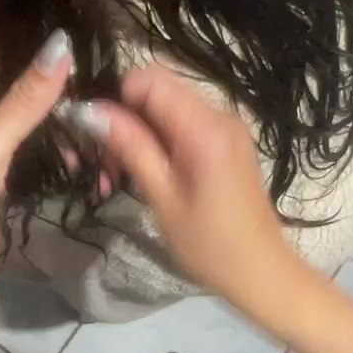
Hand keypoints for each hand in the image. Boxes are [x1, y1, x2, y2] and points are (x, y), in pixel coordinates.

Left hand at [0, 31, 71, 352]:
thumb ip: (26, 97)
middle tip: (99, 75)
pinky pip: (29, 146)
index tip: (77, 40)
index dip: (29, 46)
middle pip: (12, 84)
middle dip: (49, 83)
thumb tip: (61, 43)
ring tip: (99, 110)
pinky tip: (84, 149)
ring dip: (55, 117)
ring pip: (24, 116)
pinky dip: (52, 145)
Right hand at [71, 65, 298, 309]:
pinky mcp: (225, 141)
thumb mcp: (162, 197)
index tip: (99, 132)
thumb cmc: (210, 244)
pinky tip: (145, 174)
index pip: (151, 78)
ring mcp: (225, 127)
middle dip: (124, 118)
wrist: (262, 274)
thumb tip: (91, 110)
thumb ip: (130, 147)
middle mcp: (219, 115)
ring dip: (137, 134)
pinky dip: (157, 142)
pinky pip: (181, 125)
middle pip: (157, 91)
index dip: (118, 96)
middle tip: (104, 164)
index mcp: (205, 127)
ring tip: (118, 176)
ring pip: (165, 108)